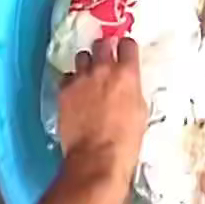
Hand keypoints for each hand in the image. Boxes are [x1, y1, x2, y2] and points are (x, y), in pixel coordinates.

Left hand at [56, 37, 147, 203]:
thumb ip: (132, 89)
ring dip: (87, 64)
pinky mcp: (64, 88)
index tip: (125, 53)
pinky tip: (75, 95)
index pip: (127, 44)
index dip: (126, 48)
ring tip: (88, 78)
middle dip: (104, 49)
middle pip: (102, 43)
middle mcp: (103, 68)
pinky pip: (68, 76)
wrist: (96, 160)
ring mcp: (81, 77)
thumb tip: (127, 83)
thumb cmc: (126, 142)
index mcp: (127, 74)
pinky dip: (72, 82)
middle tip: (105, 61)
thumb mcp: (140, 112)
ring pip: (82, 56)